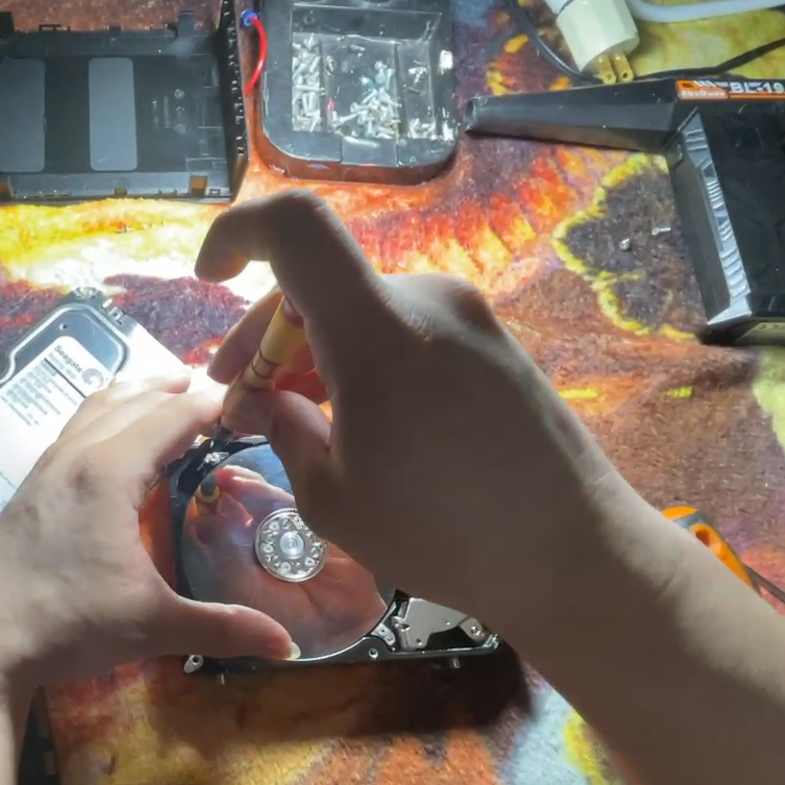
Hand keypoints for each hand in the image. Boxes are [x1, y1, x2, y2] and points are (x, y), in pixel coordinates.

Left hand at [0, 373, 297, 699]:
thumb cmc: (66, 624)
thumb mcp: (152, 626)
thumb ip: (223, 627)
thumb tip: (289, 647)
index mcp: (111, 471)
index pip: (173, 416)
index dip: (214, 403)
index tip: (251, 400)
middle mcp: (77, 454)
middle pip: (135, 399)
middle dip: (179, 390)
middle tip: (220, 393)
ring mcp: (47, 466)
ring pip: (98, 406)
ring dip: (137, 393)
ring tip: (167, 390)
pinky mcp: (30, 485)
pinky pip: (76, 427)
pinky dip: (107, 414)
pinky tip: (114, 438)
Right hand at [199, 191, 664, 639]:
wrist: (574, 556)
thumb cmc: (442, 535)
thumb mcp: (332, 499)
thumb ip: (284, 431)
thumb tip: (259, 400)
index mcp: (379, 332)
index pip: (296, 228)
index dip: (238, 231)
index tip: (209, 277)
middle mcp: (424, 301)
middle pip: (316, 283)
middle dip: (263, 337)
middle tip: (238, 398)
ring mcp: (463, 317)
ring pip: (354, 309)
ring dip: (308, 352)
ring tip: (287, 412)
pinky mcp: (486, 340)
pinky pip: (396, 327)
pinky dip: (354, 357)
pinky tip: (347, 412)